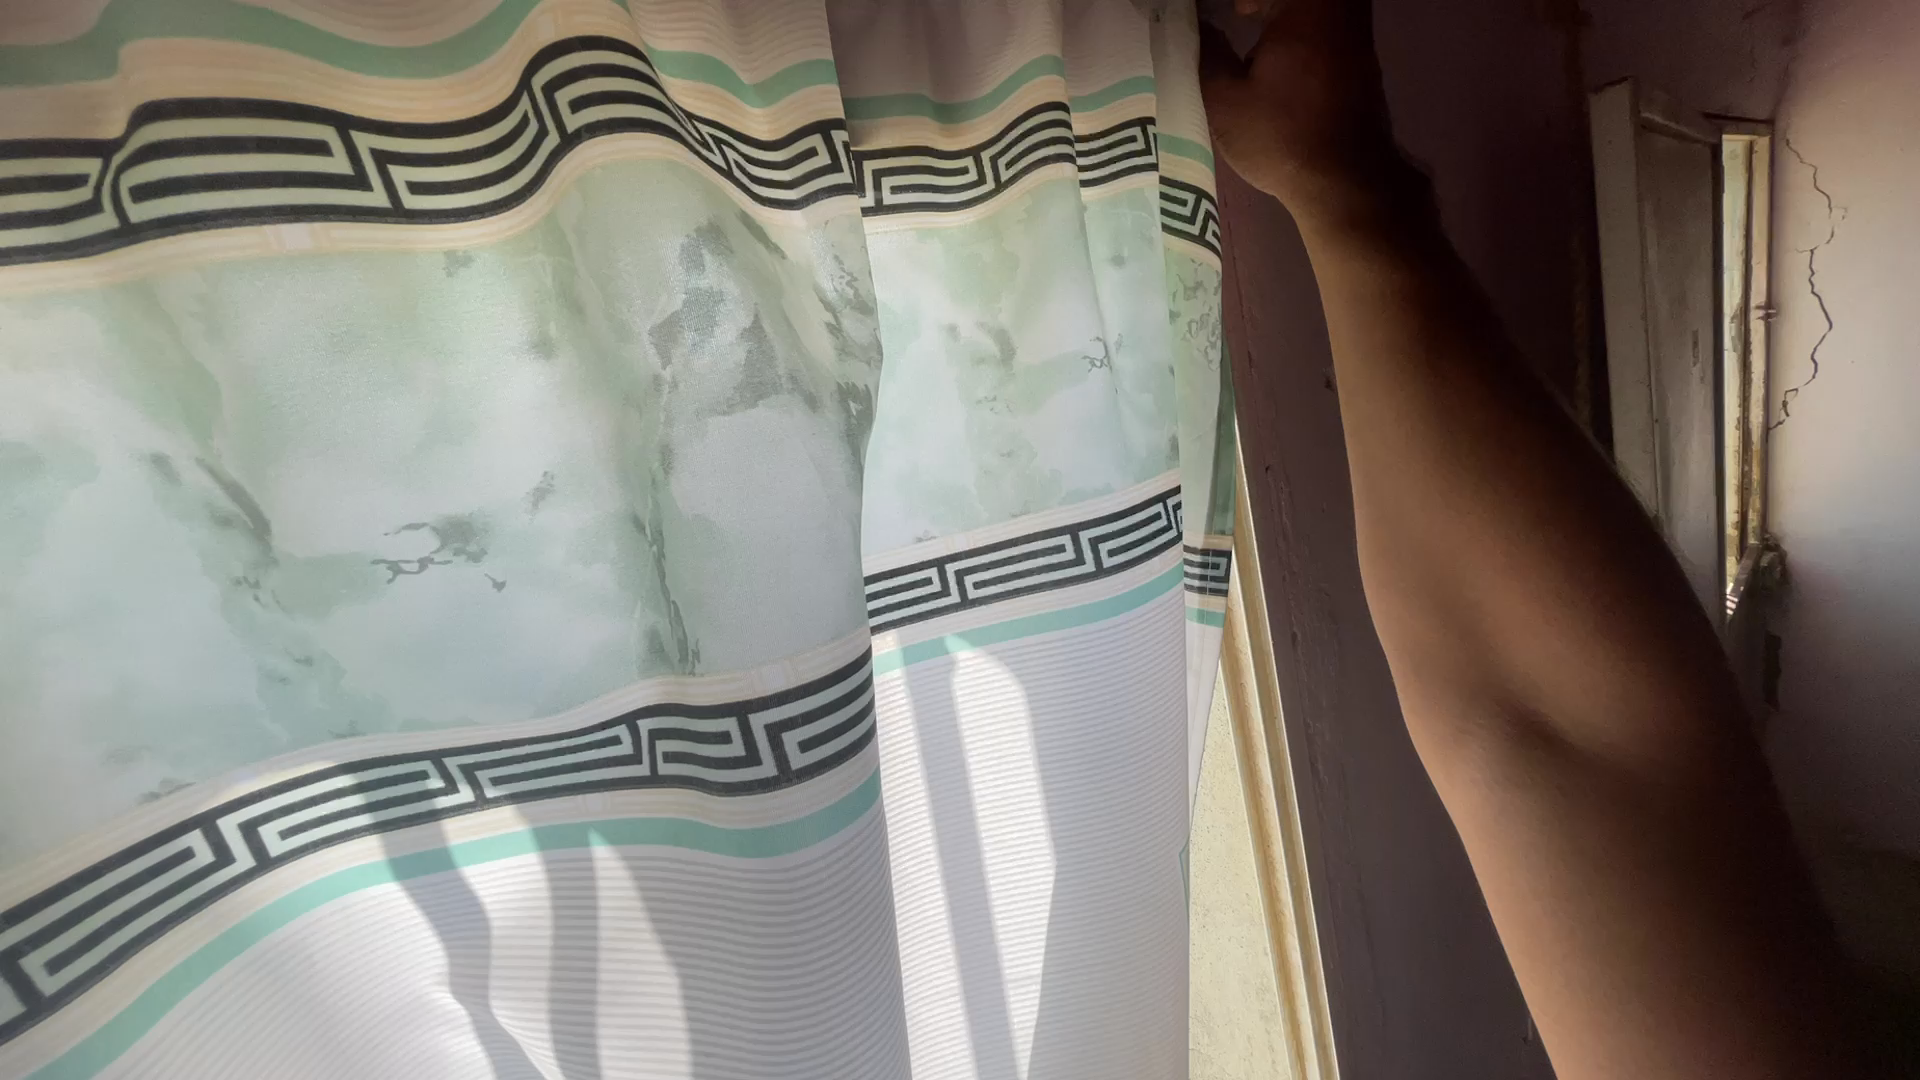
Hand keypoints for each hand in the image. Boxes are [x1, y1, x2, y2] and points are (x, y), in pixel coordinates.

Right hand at [1199, 0, 1416, 227]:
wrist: (1342, 176)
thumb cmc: (1280, 135)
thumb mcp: (1225, 99)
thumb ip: (1205, 54)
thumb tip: (1195, 27)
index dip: (1219, 6)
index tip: (1198, 14)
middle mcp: (1339, 0)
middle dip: (1253, 4)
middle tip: (1227, 13)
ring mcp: (1355, 22)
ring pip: (1307, 7)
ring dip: (1273, 10)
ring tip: (1244, 18)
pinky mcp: (1359, 49)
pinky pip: (1322, 17)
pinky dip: (1295, 23)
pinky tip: (1271, 48)